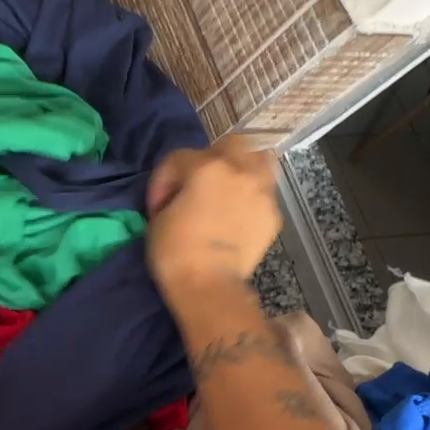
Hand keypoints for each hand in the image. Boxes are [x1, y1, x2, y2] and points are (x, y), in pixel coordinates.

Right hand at [144, 136, 280, 295]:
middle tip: (197, 181)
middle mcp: (240, 171)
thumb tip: (181, 194)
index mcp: (206, 169)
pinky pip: (263, 191)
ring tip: (226, 189)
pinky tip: (235, 215)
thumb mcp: (159, 217)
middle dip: (211, 157)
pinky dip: (249, 196)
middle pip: (231, 143)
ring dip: (241, 167)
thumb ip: (173, 194)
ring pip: (259, 159)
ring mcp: (262, 191)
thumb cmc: (174, 252)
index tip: (157, 204)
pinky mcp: (272, 213)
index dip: (163, 179)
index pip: (178, 157)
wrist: (208, 285)